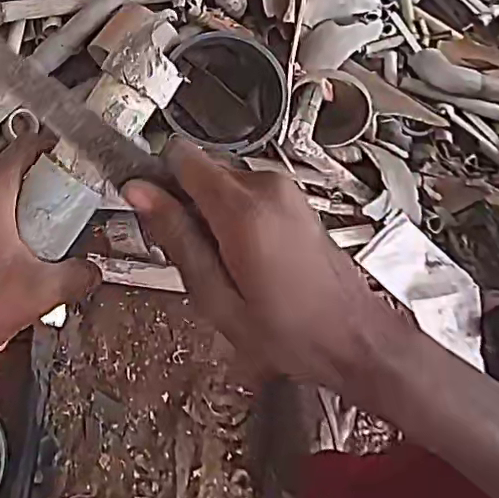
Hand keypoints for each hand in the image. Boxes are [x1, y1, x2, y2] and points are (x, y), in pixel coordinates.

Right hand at [123, 140, 412, 396]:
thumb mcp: (214, 295)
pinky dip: (229, 213)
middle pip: (197, 169)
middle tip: (185, 248)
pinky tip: (240, 254)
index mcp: (243, 209)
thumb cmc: (291, 331)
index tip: (147, 204)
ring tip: (217, 258)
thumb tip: (140, 192)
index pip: (180, 156)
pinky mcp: (292, 197)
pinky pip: (241, 190)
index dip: (156, 178)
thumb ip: (174, 235)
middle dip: (181, 201)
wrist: (358, 342)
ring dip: (206, 210)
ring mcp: (283, 189)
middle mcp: (266, 187)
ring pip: (218, 180)